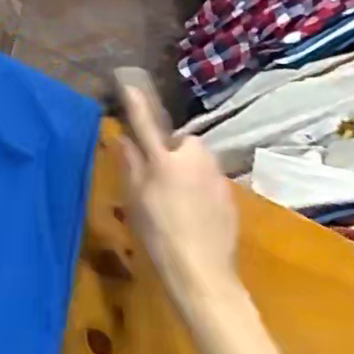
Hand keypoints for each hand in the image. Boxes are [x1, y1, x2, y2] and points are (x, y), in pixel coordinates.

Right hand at [112, 68, 240, 299]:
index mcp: (165, 159)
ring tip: (175, 197)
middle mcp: (195, 159)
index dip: (136, 102)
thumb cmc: (159, 232)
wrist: (203, 271)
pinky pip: (209, 180)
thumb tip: (123, 138)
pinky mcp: (230, 195)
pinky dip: (200, 187)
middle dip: (172, 150)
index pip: (146, 123)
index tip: (129, 81)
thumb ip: (130, 164)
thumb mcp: (135, 199)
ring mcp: (217, 177)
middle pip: (183, 142)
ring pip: (198, 161)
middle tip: (158, 174)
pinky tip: (193, 212)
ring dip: (186, 168)